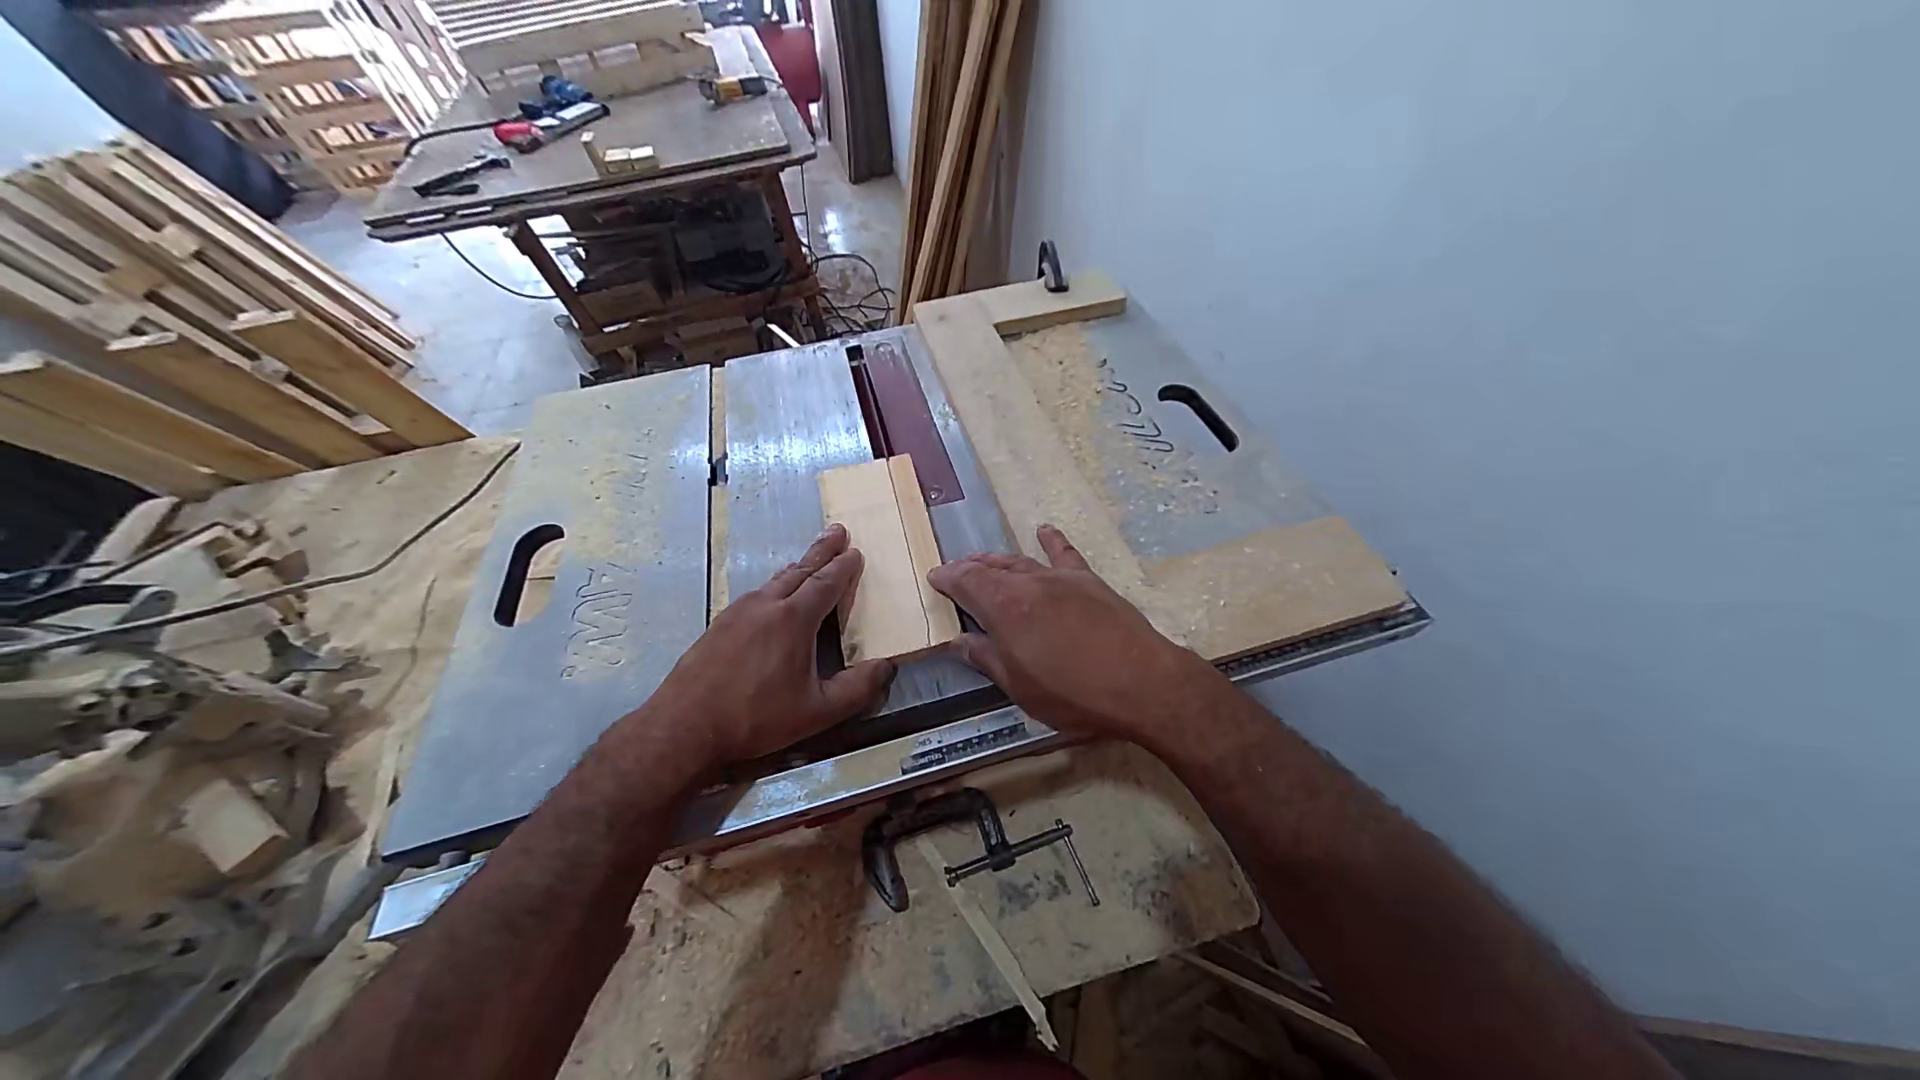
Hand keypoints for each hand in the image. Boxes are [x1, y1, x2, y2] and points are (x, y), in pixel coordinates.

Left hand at [636, 524, 894, 769]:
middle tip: (837, 530)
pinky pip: (756, 594)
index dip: (843, 568)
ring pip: (775, 581)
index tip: (855, 552)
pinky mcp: (719, 625)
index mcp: (793, 620)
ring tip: (810, 560)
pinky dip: (775, 585)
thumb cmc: (755, 717)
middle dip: (822, 551)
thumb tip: (887, 666)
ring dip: (798, 567)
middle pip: (800, 570)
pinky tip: (773, 595)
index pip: (825, 584)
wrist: (684, 726)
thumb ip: (857, 689)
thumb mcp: (817, 712)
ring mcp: (737, 613)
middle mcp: (765, 606)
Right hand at [926, 524, 1217, 743]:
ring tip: (984, 560)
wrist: (1142, 684)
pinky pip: (1066, 555)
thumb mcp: (1018, 687)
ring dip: (999, 559)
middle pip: (992, 567)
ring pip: (1022, 560)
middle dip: (970, 568)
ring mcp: (1062, 579)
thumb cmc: (1073, 694)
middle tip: (956, 573)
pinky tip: (1044, 530)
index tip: (934, 578)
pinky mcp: (1091, 582)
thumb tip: (959, 641)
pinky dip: (1052, 541)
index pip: (966, 582)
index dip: (948, 578)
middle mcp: (1030, 583)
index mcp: (1004, 607)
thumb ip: (986, 659)